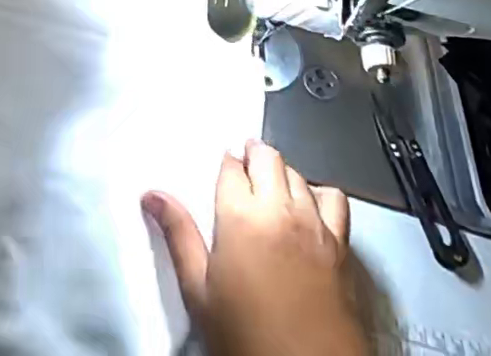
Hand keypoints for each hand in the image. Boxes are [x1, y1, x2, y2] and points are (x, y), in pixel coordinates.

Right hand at [145, 141, 366, 355]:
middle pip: (267, 157)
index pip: (231, 168)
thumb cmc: (243, 335)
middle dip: (253, 155)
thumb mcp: (198, 290)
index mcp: (240, 215)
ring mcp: (312, 220)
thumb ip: (178, 235)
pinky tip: (309, 204)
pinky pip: (333, 197)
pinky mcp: (338, 238)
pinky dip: (319, 193)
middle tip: (245, 164)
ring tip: (270, 183)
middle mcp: (278, 207)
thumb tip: (152, 195)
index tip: (224, 168)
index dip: (226, 164)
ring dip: (282, 171)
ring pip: (297, 172)